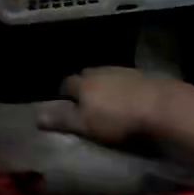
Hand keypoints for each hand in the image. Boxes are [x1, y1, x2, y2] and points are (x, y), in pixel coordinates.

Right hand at [38, 67, 176, 146]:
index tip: (66, 104)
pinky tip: (128, 98)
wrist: (158, 105)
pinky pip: (125, 79)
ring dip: (104, 85)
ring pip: (106, 76)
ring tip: (107, 101)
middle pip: (86, 75)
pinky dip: (122, 87)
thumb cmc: (116, 118)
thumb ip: (62, 119)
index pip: (67, 84)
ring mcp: (121, 70)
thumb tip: (35, 115)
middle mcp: (99, 71)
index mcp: (83, 83)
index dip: (65, 93)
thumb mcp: (85, 124)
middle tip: (86, 102)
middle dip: (84, 86)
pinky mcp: (141, 75)